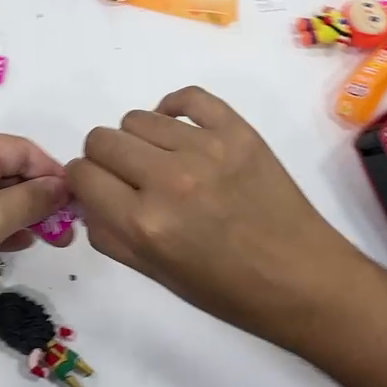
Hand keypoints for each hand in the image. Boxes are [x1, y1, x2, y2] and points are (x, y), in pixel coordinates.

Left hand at [0, 135, 70, 334]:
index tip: (79, 199)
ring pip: (4, 199)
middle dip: (44, 195)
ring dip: (31, 214)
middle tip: (72, 225)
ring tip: (58, 239)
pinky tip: (25, 245)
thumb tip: (64, 185)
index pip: (21, 149)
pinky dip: (10, 230)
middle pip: (13, 172)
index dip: (51, 170)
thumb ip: (31, 199)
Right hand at [66, 86, 374, 334]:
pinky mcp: (237, 131)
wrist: (304, 280)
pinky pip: (186, 96)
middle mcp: (168, 179)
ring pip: (138, 118)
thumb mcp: (156, 274)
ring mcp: (205, 148)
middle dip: (104, 159)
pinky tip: (179, 131)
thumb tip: (88, 199)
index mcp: (144, 223)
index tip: (99, 190)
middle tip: (129, 178)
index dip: (84, 182)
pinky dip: (173, 108)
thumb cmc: (228, 290)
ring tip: (163, 161)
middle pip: (102, 139)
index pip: (82, 174)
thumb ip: (110, 234)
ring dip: (139, 140)